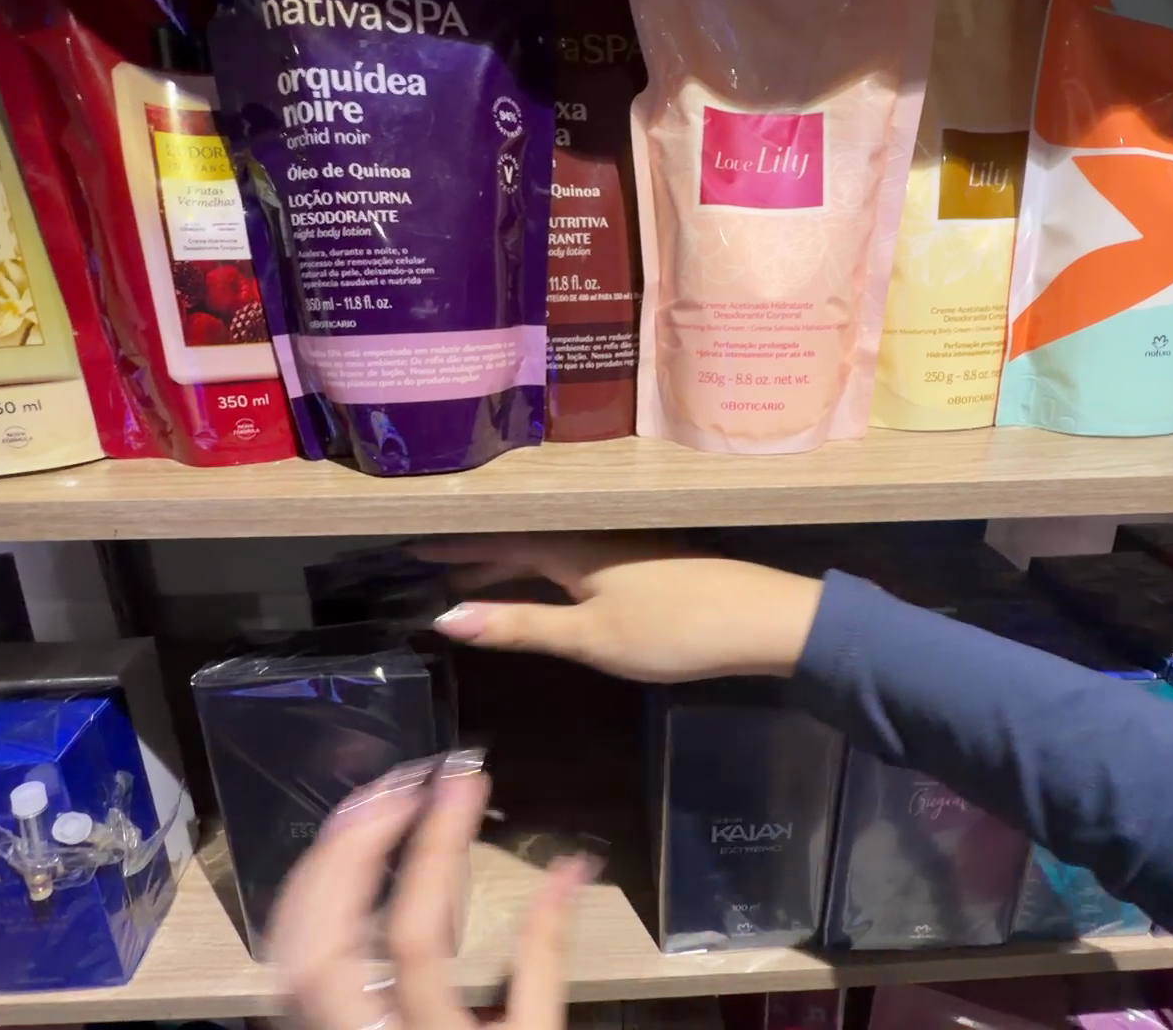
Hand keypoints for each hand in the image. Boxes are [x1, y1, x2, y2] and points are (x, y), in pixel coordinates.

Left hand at [269, 754, 596, 1029]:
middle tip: (405, 784)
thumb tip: (572, 865)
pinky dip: (308, 893)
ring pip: (285, 951)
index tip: (465, 783)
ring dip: (323, 862)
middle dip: (355, 848)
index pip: (416, 939)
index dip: (437, 849)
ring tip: (372, 801)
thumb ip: (549, 955)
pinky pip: (286, 958)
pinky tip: (343, 852)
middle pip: (320, 945)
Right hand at [417, 535, 822, 682]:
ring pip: (549, 554)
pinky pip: (573, 562)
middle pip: (522, 544)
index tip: (413, 548)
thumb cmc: (671, 628)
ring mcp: (621, 548)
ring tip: (473, 585)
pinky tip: (545, 591)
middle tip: (432, 571)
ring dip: (511, 568)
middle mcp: (592, 537)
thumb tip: (446, 619)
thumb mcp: (589, 635)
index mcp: (572, 547)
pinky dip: (544, 576)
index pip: (498, 542)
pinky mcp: (644, 563)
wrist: (760, 620)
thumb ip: (520, 625)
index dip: (455, 549)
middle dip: (477, 558)